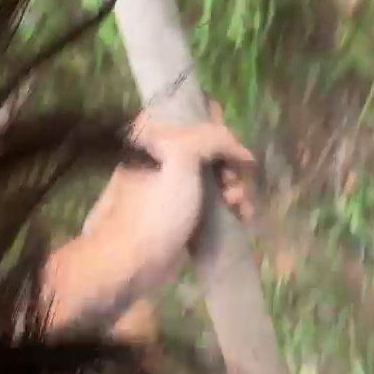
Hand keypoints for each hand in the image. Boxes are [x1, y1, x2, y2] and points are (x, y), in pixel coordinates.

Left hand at [80, 106, 255, 297]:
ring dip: (234, 187)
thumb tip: (243, 153)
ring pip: (214, 175)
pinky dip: (229, 207)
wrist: (131, 261)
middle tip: (232, 183)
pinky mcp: (179, 213)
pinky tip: (241, 217)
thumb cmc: (154, 207)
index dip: (216, 123)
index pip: (190, 111)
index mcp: (152, 134)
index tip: (230, 147)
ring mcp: (170, 186)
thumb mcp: (182, 156)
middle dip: (230, 163)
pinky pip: (211, 202)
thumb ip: (214, 138)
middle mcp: (160, 155)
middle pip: (209, 146)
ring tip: (238, 205)